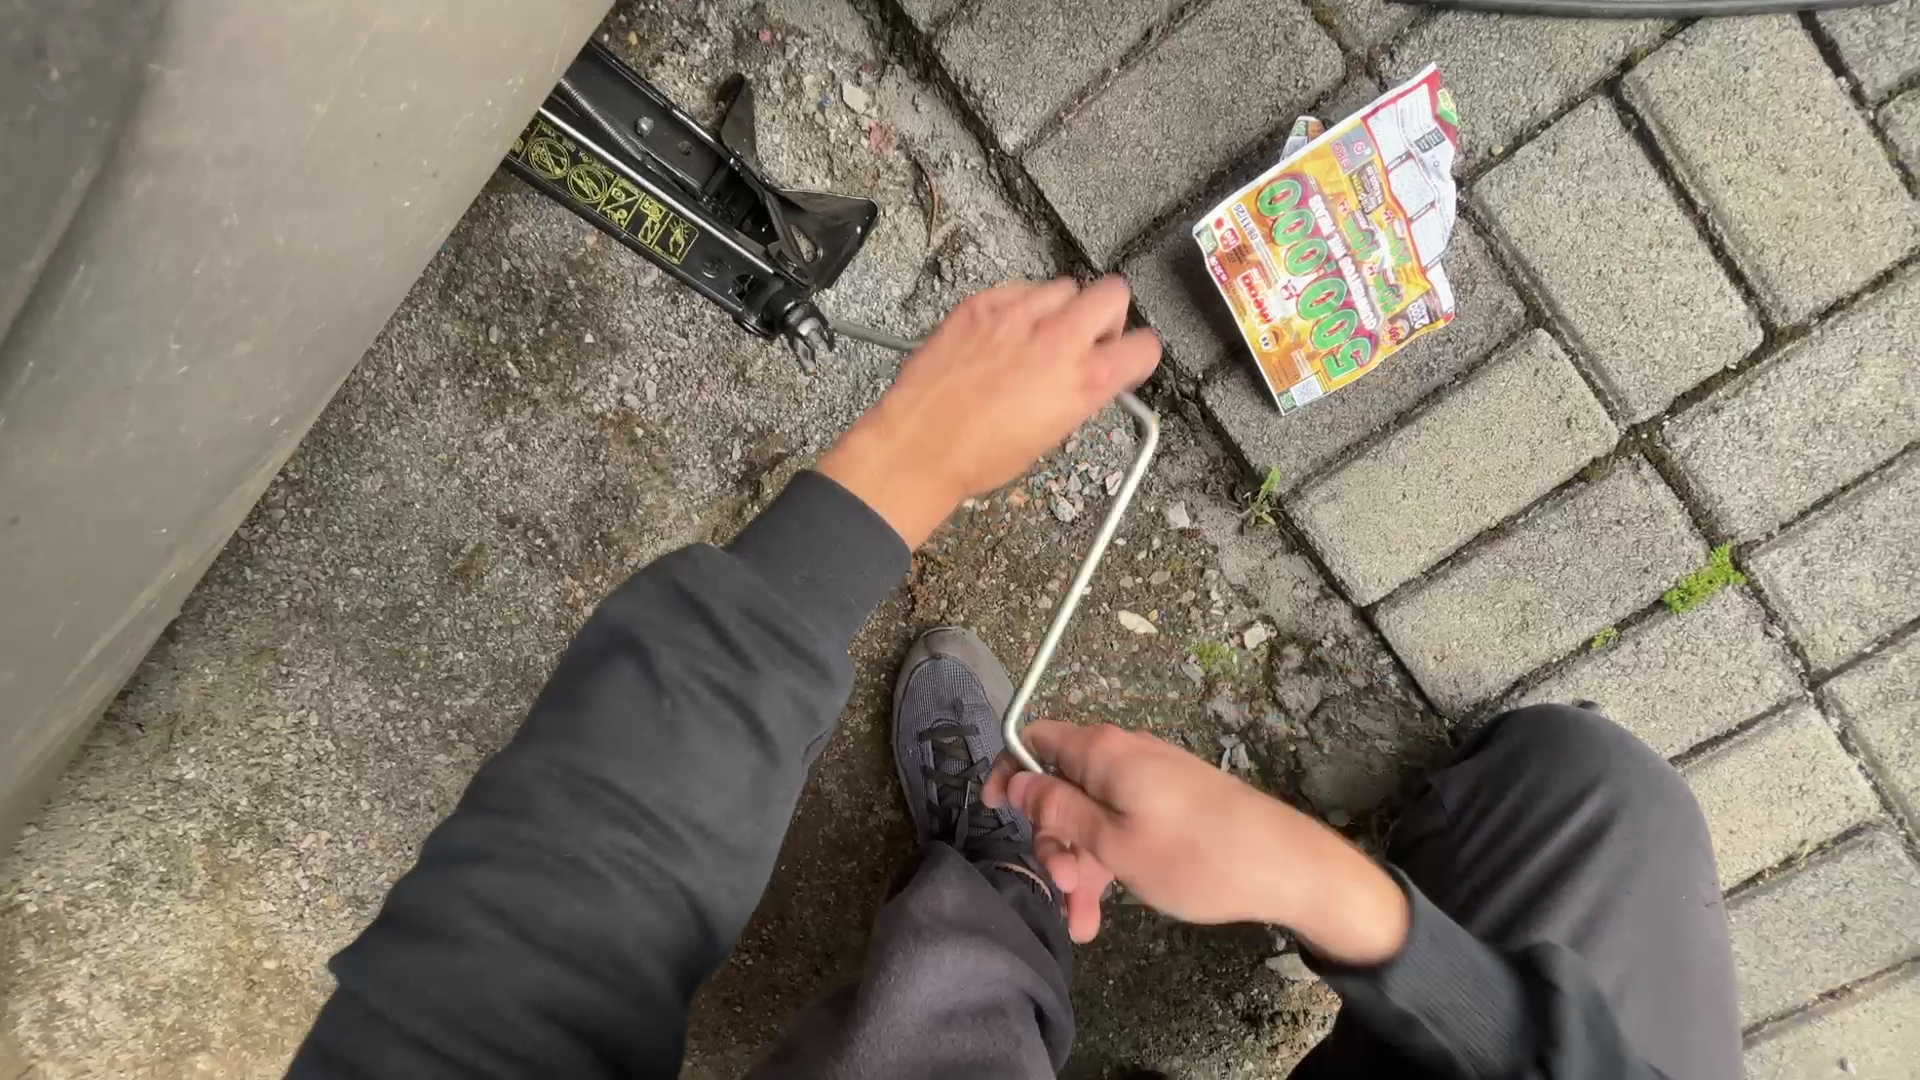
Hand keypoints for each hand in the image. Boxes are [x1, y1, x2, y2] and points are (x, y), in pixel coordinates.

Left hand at [817, 277, 1159, 546]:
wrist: (921, 446)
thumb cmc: (976, 456)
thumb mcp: (1048, 436)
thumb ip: (1076, 395)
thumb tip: (1085, 379)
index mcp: (1084, 382)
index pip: (1144, 346)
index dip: (1137, 353)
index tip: (1126, 356)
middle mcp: (1058, 340)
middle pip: (1114, 293)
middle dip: (1106, 315)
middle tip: (1086, 337)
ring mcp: (1018, 316)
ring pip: (1064, 286)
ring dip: (1060, 308)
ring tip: (1036, 336)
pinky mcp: (982, 305)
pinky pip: (1018, 288)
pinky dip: (1019, 305)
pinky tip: (1004, 332)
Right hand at [983, 721, 1408, 962]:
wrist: (1288, 865)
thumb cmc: (1193, 854)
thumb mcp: (1113, 843)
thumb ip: (1059, 809)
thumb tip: (1016, 781)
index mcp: (1100, 751)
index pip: (1034, 740)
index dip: (1008, 772)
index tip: (994, 812)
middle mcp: (1120, 754)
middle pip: (1061, 784)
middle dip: (1052, 837)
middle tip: (1061, 887)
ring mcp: (1146, 778)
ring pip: (1091, 812)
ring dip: (1080, 862)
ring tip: (1083, 922)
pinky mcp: (1167, 801)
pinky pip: (1121, 822)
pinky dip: (1108, 858)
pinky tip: (1104, 908)